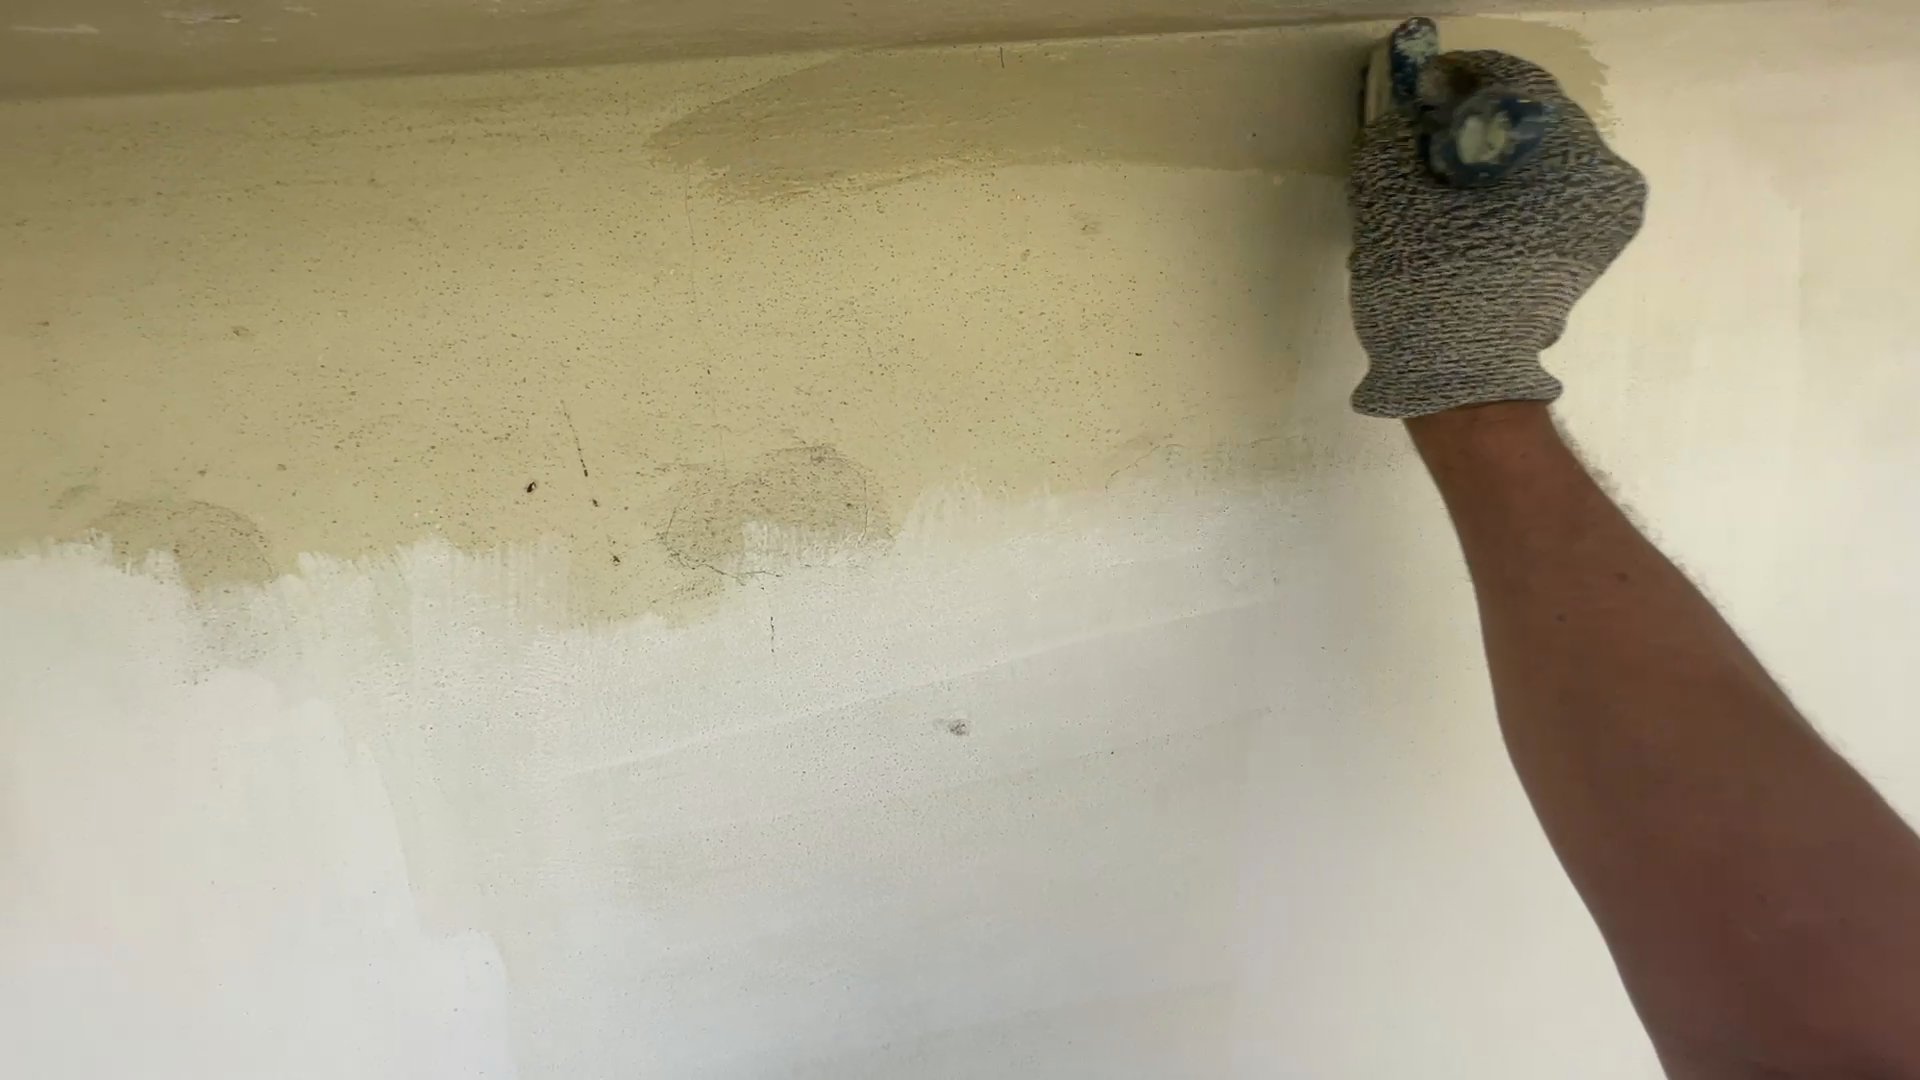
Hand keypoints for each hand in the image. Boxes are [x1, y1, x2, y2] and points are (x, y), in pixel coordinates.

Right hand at [1347, 51, 1647, 418]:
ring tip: (1434, 193)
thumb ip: (1391, 148)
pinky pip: (1537, 210)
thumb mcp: (1390, 214)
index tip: (1422, 83)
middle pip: (1529, 131)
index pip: (1516, 88)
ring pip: (1533, 173)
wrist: (1455, 389)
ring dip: (1484, 170)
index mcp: (1570, 162)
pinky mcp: (1577, 264)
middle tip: (1420, 145)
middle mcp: (1605, 186)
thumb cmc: (1426, 296)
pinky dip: (1497, 205)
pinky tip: (1458, 228)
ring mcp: (1599, 230)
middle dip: (1472, 130)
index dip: (1462, 76)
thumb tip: (1400, 120)